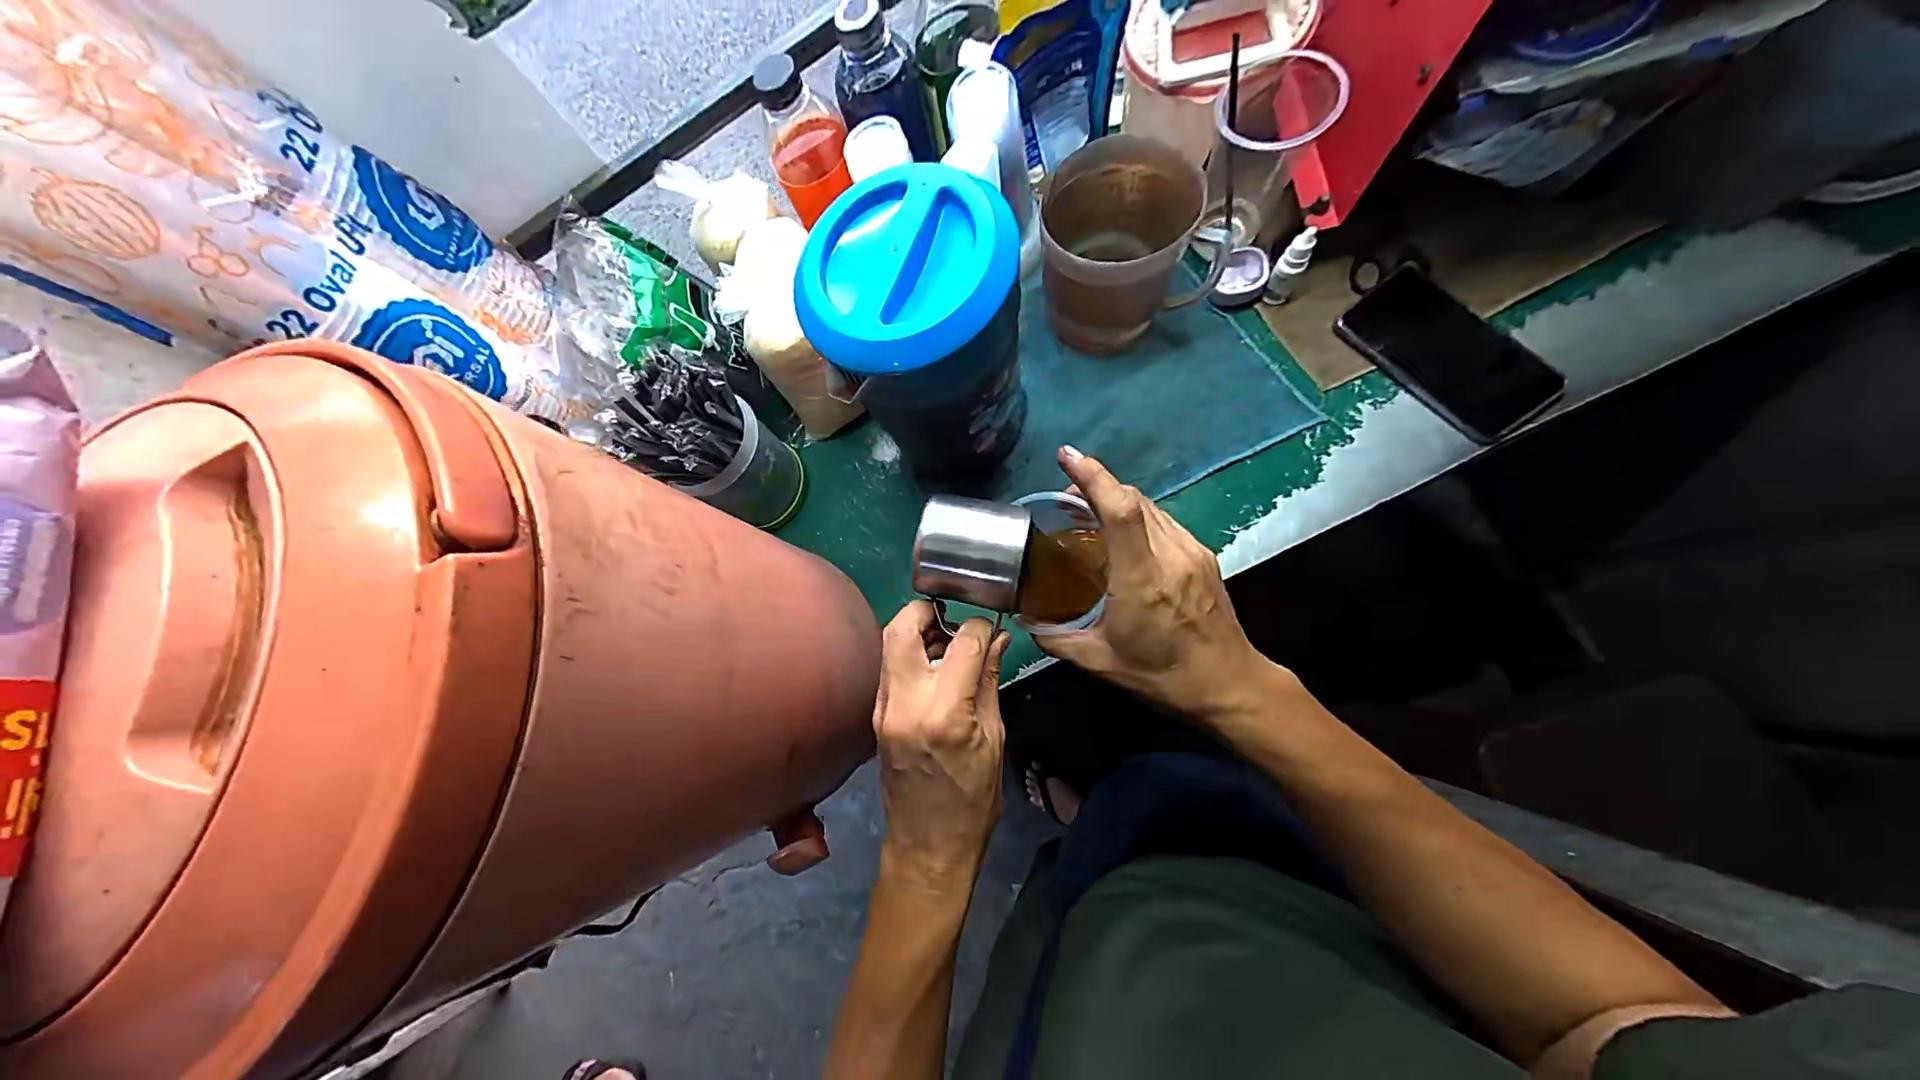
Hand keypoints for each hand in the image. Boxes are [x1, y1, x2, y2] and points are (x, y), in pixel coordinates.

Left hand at [872, 600, 1010, 891]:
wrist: (927, 845)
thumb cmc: (973, 799)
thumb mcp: (994, 739)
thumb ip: (989, 681)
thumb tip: (996, 639)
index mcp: (944, 714)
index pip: (961, 643)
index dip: (980, 628)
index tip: (990, 631)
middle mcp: (905, 703)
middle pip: (903, 628)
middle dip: (928, 611)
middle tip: (952, 620)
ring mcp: (883, 709)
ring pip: (888, 643)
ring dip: (916, 630)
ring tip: (945, 643)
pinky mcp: (875, 715)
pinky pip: (889, 668)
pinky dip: (908, 655)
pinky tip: (933, 669)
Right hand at [1041, 446, 1280, 723]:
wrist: (1229, 684)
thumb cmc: (1163, 675)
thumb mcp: (1100, 661)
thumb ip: (1056, 638)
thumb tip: (1027, 620)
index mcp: (1142, 579)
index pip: (1120, 510)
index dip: (1093, 476)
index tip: (1067, 456)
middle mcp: (1171, 556)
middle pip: (1133, 499)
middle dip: (1098, 484)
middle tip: (1067, 495)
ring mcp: (1192, 552)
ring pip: (1150, 506)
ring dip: (1118, 499)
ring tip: (1090, 511)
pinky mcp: (1203, 556)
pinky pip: (1164, 521)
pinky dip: (1138, 516)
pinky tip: (1124, 535)